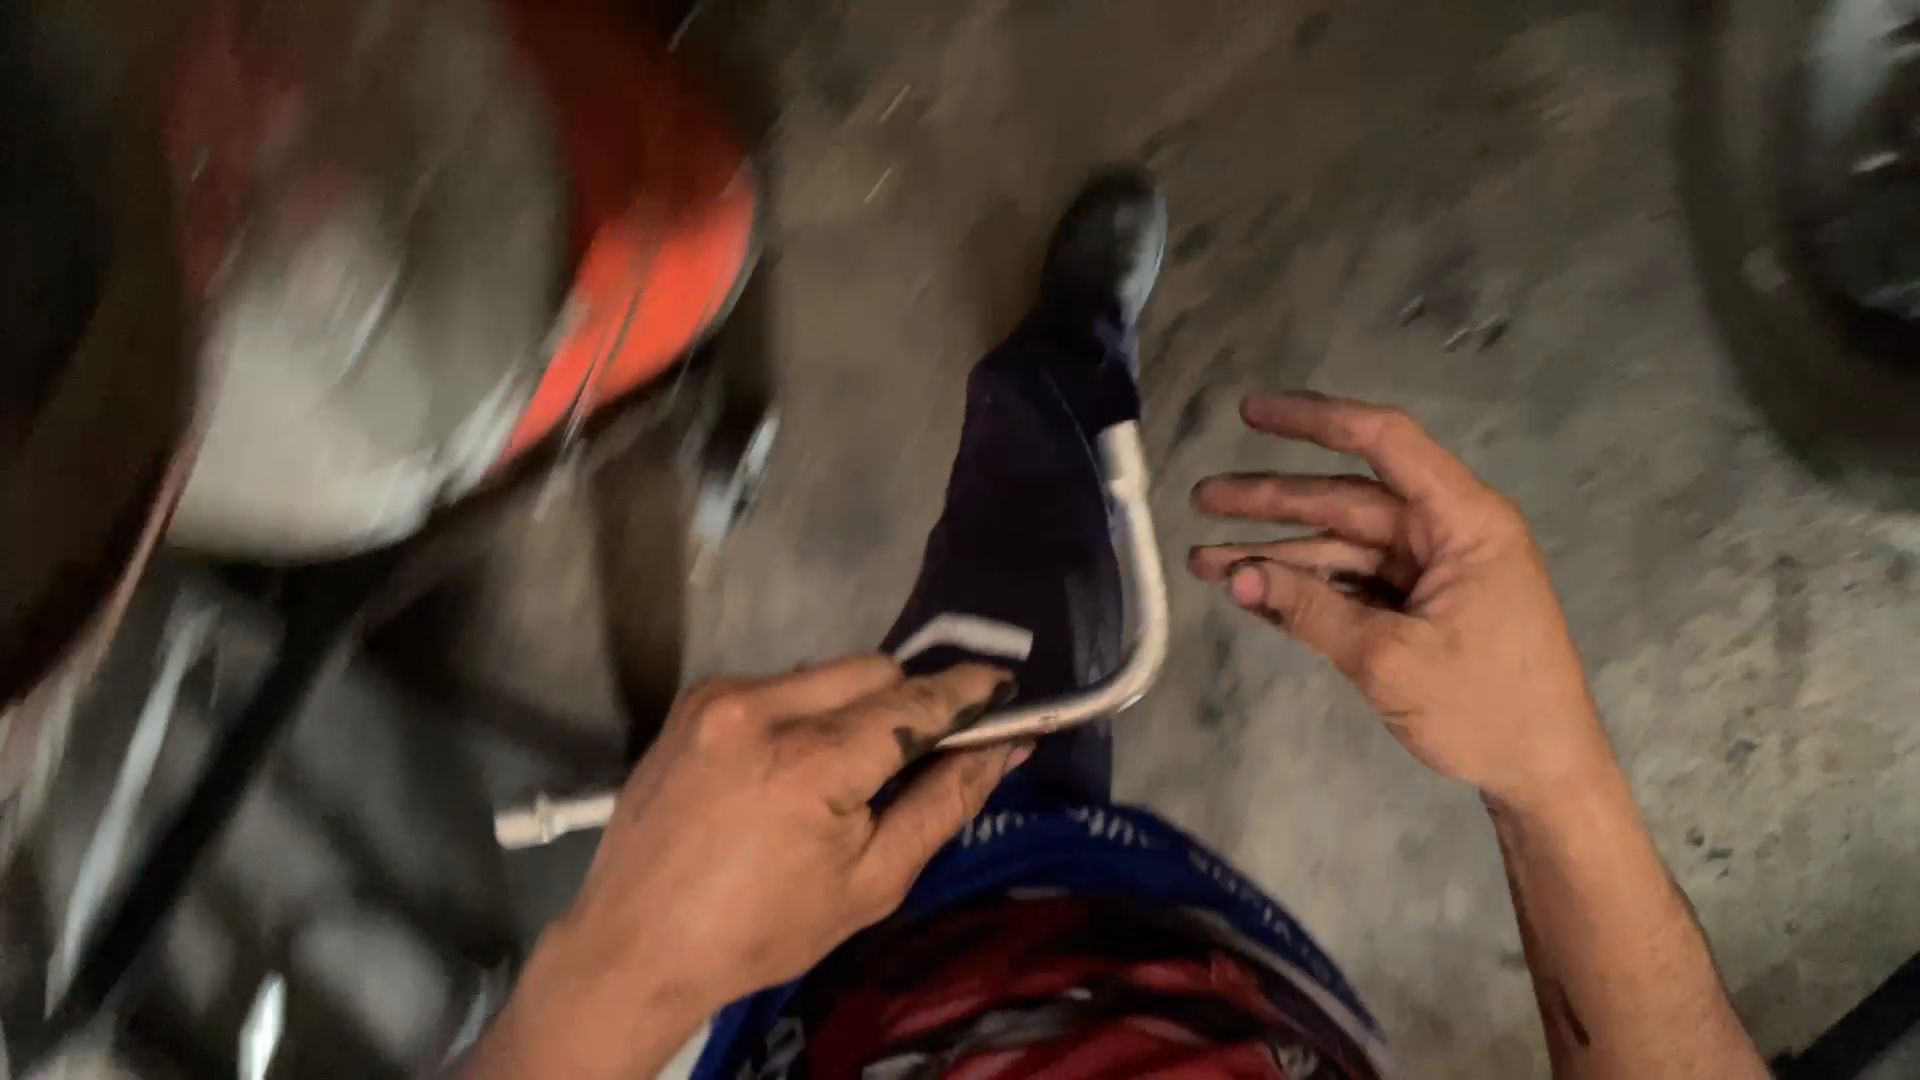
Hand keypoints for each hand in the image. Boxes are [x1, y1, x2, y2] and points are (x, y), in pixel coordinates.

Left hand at [478, 658, 1024, 1078]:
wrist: (632, 947)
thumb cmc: (763, 929)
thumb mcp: (873, 881)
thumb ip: (944, 803)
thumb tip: (1002, 749)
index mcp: (811, 763)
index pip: (913, 704)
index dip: (966, 690)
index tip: (1001, 684)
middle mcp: (763, 707)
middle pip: (874, 669)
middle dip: (908, 701)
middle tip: (917, 749)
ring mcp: (722, 695)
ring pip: (828, 671)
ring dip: (857, 704)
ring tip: (846, 765)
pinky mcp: (697, 698)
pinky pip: (783, 683)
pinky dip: (808, 709)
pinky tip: (790, 762)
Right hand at [1189, 392, 1613, 809]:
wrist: (1541, 777)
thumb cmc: (1487, 709)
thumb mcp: (1389, 658)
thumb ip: (1308, 610)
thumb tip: (1233, 576)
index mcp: (1462, 522)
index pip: (1384, 442)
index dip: (1314, 419)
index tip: (1250, 412)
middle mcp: (1440, 534)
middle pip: (1340, 500)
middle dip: (1267, 502)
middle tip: (1201, 499)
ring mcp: (1422, 571)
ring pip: (1332, 545)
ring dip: (1270, 555)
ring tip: (1203, 561)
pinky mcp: (1407, 605)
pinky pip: (1341, 583)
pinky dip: (1296, 588)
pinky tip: (1245, 591)